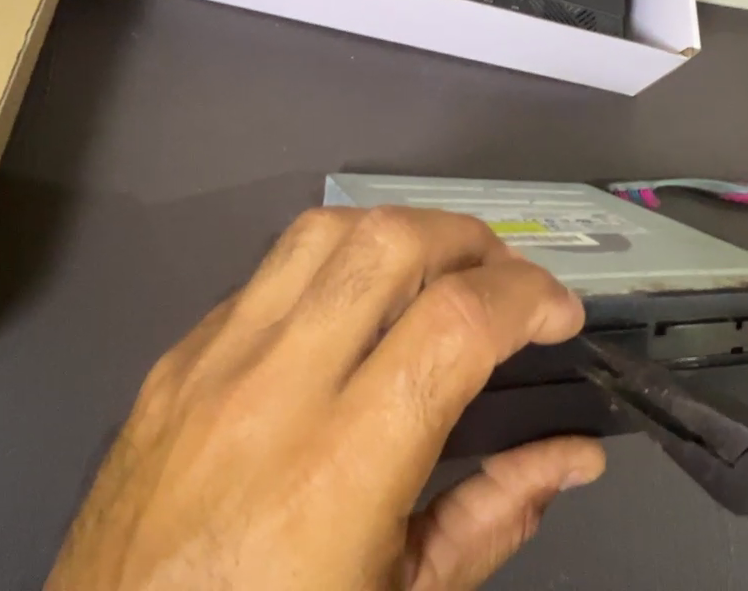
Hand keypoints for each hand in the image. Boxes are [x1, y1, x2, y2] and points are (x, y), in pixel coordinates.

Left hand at [46, 207, 601, 590]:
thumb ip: (494, 515)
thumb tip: (574, 452)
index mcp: (336, 471)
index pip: (453, 324)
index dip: (527, 297)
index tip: (559, 312)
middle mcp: (269, 393)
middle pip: (386, 244)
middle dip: (469, 240)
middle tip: (504, 279)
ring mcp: (209, 364)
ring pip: (320, 232)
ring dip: (399, 231)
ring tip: (437, 268)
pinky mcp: (173, 361)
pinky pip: (266, 275)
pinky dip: (332, 266)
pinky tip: (351, 308)